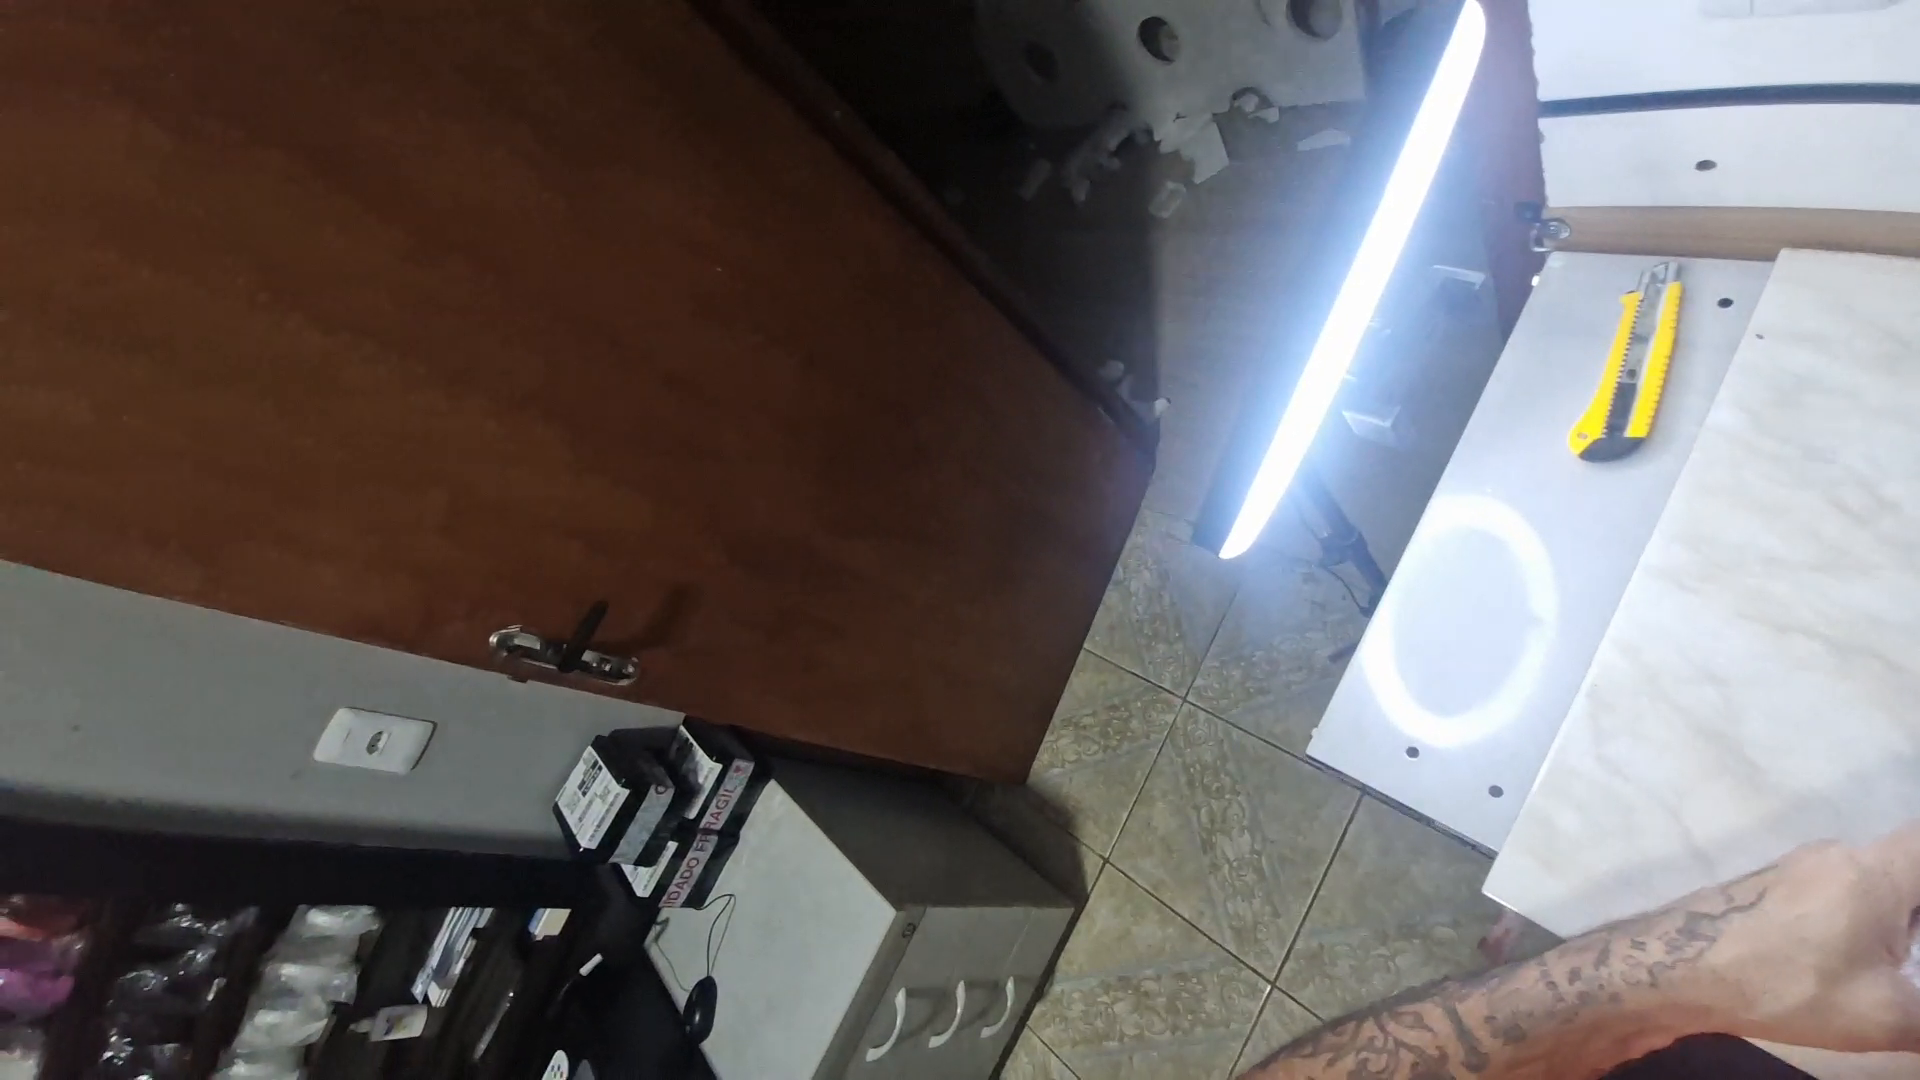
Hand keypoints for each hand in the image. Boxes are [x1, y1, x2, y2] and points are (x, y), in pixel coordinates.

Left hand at [1674, 826, 1919, 1053]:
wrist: (1676, 967)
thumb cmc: (1784, 985)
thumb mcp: (1897, 1014)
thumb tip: (1918, 989)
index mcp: (1868, 871)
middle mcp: (1831, 856)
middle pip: (1910, 865)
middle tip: (1917, 952)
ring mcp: (1797, 868)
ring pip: (1879, 881)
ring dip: (1906, 916)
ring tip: (1902, 960)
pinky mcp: (1778, 886)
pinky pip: (1848, 891)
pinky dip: (1879, 918)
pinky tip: (1884, 957)